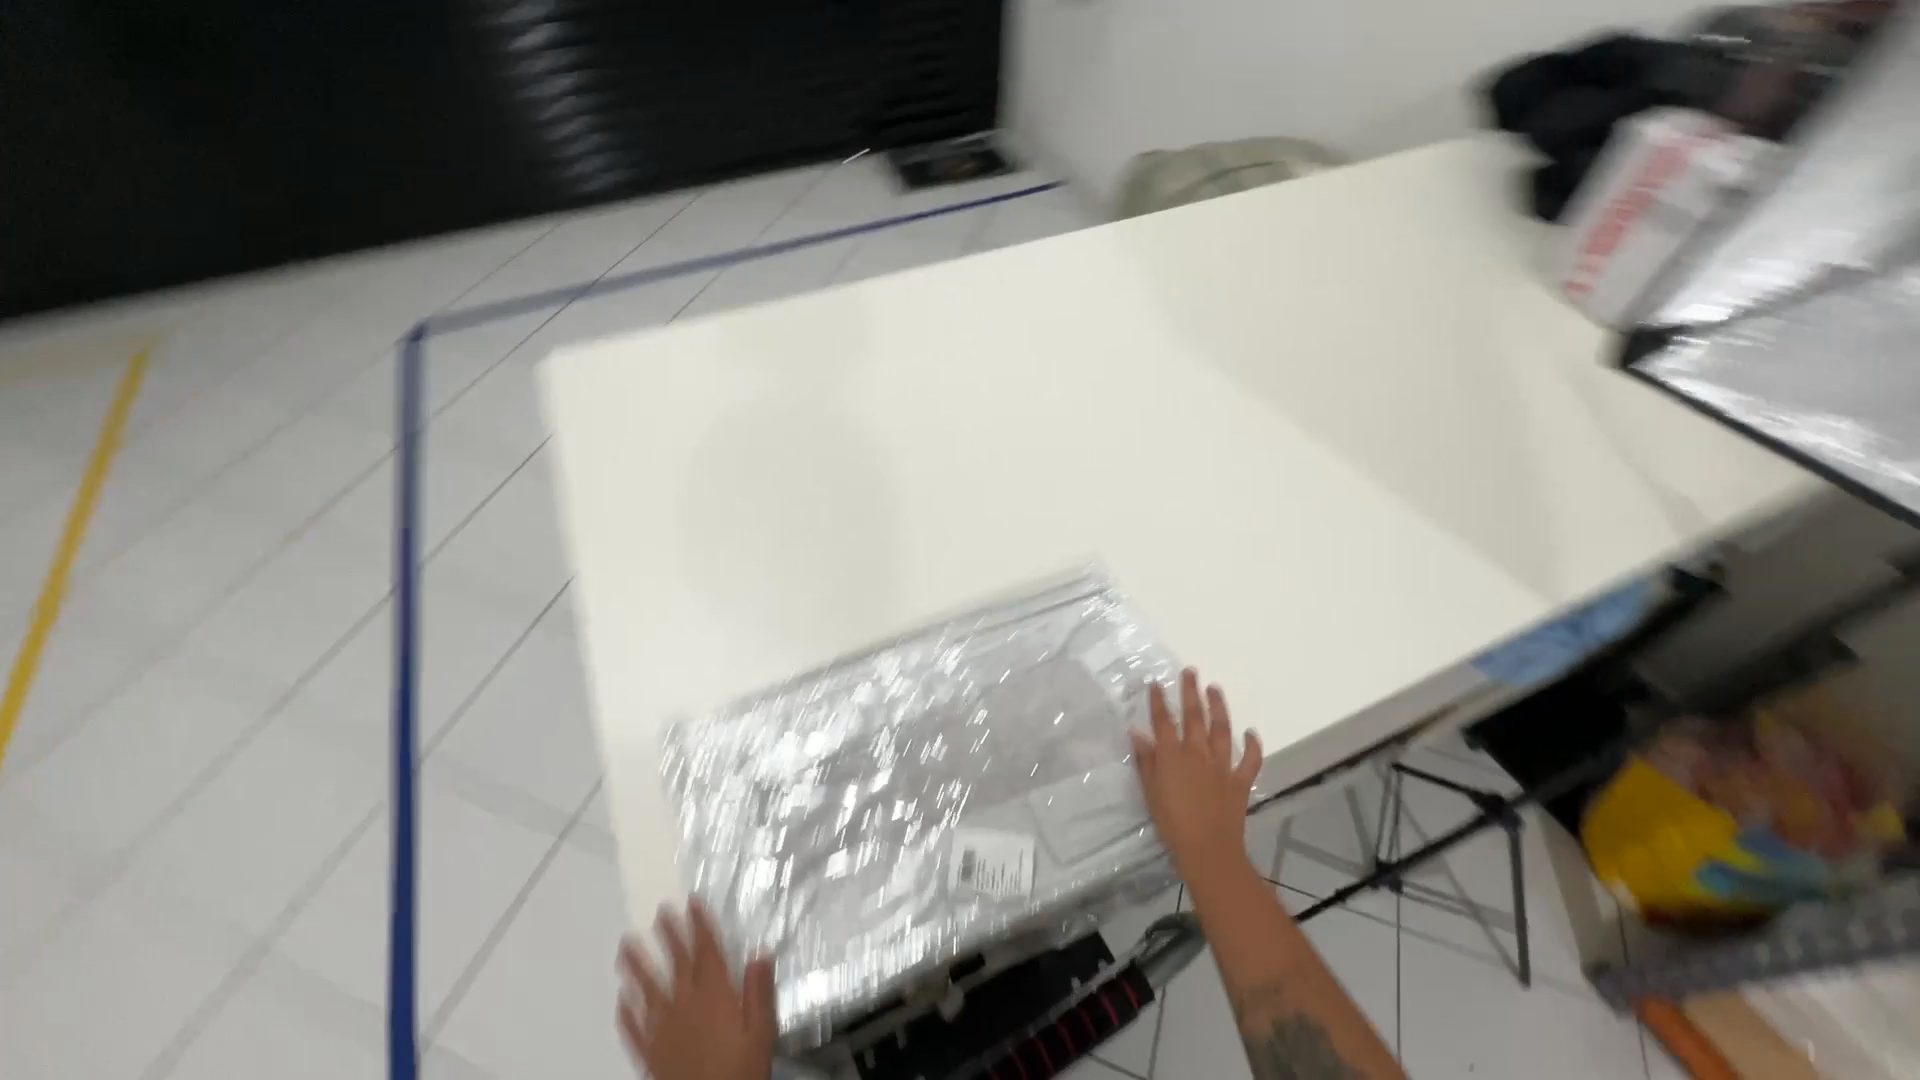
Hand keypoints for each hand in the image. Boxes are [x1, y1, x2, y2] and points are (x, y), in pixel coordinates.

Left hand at [617, 901, 775, 1079]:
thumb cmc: (741, 1068)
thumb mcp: (762, 1029)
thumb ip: (760, 990)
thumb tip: (759, 952)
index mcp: (715, 994)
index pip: (705, 951)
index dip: (698, 925)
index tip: (690, 903)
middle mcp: (685, 1004)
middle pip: (675, 963)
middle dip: (667, 935)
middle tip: (658, 911)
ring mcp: (663, 1029)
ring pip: (646, 989)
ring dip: (635, 966)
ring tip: (625, 946)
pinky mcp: (648, 1054)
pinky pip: (633, 1029)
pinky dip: (625, 1013)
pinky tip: (620, 1001)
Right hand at [1130, 669, 1262, 881]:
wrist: (1208, 848)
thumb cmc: (1172, 823)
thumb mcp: (1150, 791)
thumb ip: (1146, 760)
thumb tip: (1138, 733)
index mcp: (1173, 756)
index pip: (1163, 722)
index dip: (1158, 702)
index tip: (1156, 683)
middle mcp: (1198, 753)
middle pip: (1193, 717)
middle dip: (1190, 692)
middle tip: (1190, 672)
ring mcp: (1222, 765)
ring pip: (1221, 730)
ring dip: (1218, 707)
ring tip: (1214, 689)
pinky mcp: (1240, 780)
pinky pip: (1250, 760)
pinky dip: (1253, 745)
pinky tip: (1251, 732)